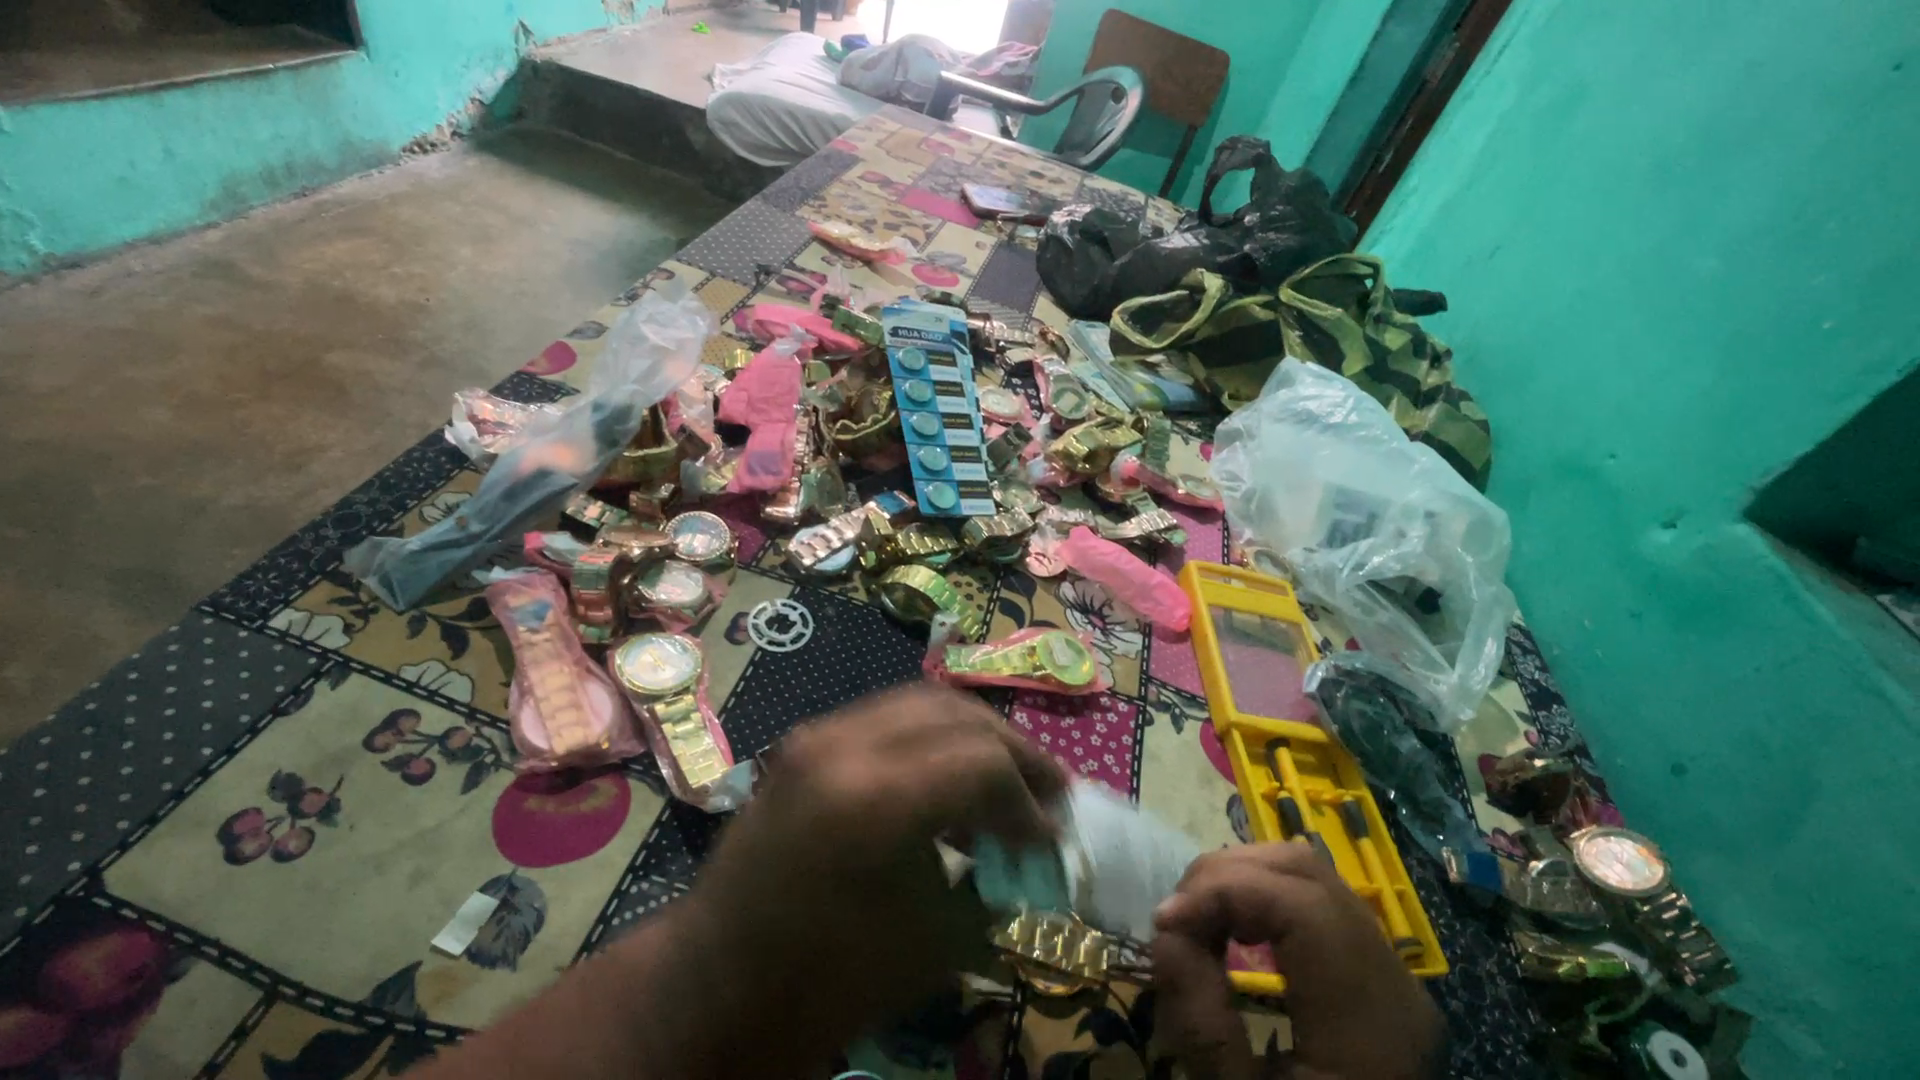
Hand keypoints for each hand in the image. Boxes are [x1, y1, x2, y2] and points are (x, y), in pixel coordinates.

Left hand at [639, 684, 1069, 1074]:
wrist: (716, 982)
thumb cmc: (827, 978)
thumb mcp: (935, 938)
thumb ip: (995, 878)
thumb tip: (1035, 844)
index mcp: (873, 800)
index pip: (982, 763)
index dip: (1029, 799)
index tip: (1050, 837)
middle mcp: (842, 746)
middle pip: (958, 715)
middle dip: (1014, 752)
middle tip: (1049, 791)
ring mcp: (816, 735)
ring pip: (923, 702)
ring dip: (975, 737)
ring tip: (1009, 780)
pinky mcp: (805, 741)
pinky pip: (888, 717)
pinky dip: (934, 738)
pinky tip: (953, 779)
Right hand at [1151, 845, 1444, 1079]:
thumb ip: (1202, 1021)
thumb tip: (1165, 931)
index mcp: (1369, 1019)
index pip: (1298, 902)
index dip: (1222, 891)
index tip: (1163, 923)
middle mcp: (1394, 978)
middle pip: (1304, 872)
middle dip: (1225, 878)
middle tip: (1176, 920)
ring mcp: (1392, 972)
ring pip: (1311, 875)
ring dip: (1242, 881)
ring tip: (1198, 921)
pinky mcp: (1378, 975)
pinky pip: (1319, 902)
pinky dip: (1265, 899)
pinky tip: (1234, 932)